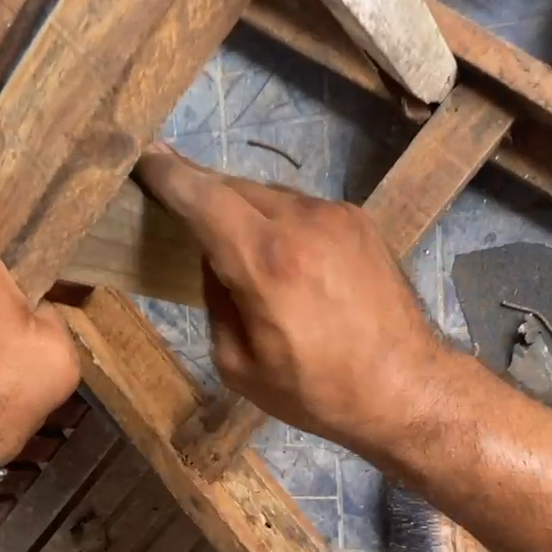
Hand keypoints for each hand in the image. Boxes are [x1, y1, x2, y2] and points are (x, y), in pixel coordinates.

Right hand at [134, 145, 449, 452]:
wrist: (405, 387)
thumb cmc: (317, 392)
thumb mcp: (240, 366)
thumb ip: (216, 301)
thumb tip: (214, 261)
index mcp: (265, 262)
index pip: (202, 197)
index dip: (168, 175)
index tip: (145, 159)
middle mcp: (301, 222)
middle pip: (233, 188)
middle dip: (205, 197)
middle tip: (187, 214)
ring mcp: (336, 215)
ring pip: (271, 196)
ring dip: (247, 214)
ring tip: (246, 253)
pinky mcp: (360, 220)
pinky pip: (304, 209)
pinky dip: (284, 224)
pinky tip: (291, 262)